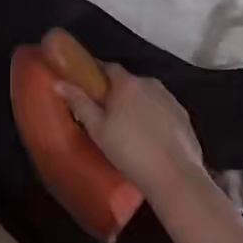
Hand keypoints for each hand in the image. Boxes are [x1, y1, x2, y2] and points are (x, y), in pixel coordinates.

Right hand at [56, 65, 205, 202]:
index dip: (96, 74)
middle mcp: (150, 83)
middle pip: (128, 82)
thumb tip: (59, 83)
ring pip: (147, 96)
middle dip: (117, 93)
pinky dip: (154, 118)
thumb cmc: (129, 151)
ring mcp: (170, 98)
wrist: (174, 176)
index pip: (108, 67)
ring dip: (137, 105)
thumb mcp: (98, 130)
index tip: (87, 86)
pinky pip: (162, 110)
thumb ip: (80, 103)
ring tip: (128, 131)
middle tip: (106, 115)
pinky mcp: (183, 115)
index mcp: (127, 83)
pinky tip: (150, 139)